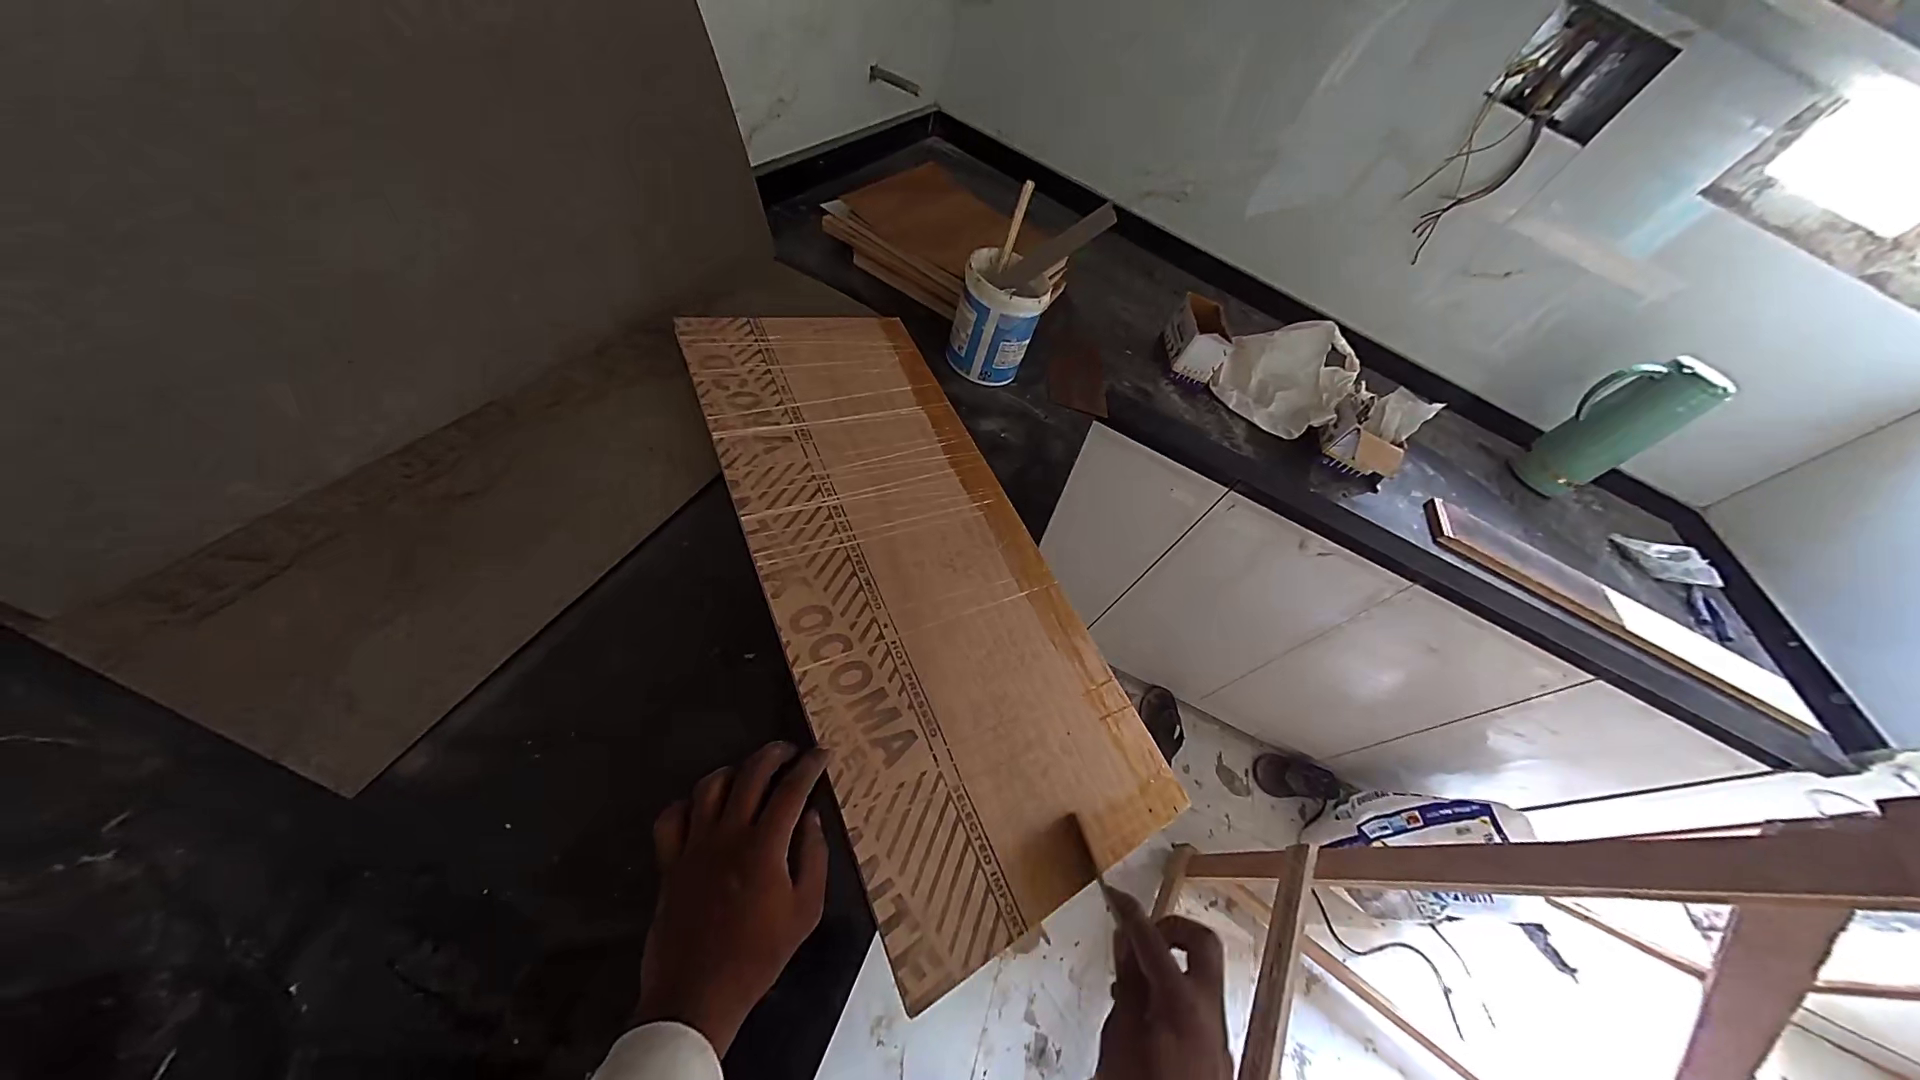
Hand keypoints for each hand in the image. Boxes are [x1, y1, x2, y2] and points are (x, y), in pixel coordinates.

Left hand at [637, 742, 829, 1055]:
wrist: (697, 994)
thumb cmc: (759, 954)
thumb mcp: (806, 911)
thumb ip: (813, 858)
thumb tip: (810, 819)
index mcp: (764, 846)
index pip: (791, 789)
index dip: (810, 766)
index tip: (821, 753)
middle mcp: (728, 835)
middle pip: (750, 774)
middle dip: (774, 754)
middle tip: (789, 751)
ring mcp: (693, 846)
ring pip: (709, 786)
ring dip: (733, 770)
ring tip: (749, 773)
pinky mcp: (669, 862)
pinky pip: (671, 817)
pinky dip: (688, 802)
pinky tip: (702, 806)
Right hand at [1096, 883, 1231, 1079]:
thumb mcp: (1118, 1042)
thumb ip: (1127, 989)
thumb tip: (1125, 946)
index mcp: (1181, 1003)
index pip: (1152, 939)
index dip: (1130, 911)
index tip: (1114, 893)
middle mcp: (1209, 1011)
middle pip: (1202, 943)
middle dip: (1172, 927)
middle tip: (1138, 936)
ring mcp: (1218, 1033)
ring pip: (1202, 973)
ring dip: (1171, 961)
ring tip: (1130, 978)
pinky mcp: (1217, 1054)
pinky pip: (1197, 1003)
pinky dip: (1173, 990)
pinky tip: (1143, 1011)